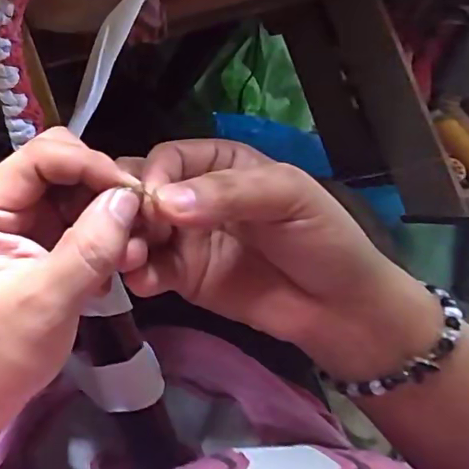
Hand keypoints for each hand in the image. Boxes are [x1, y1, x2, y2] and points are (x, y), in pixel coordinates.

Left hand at [0, 128, 146, 422]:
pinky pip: (84, 214)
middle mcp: (4, 203)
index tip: (129, 191)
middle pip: (60, 162)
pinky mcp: (46, 237)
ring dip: (109, 208)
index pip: (39, 157)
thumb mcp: (49, 300)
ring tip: (131, 248)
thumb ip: (88, 247)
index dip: (87, 163)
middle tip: (136, 215)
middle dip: (101, 182)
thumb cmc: (6, 350)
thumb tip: (127, 198)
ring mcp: (26, 219)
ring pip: (77, 186)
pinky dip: (108, 229)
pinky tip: (122, 258)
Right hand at [121, 139, 439, 379]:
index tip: (150, 202)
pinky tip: (142, 281)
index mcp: (217, 162)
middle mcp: (191, 195)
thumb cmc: (323, 237)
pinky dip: (139, 273)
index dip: (153, 175)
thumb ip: (228, 192)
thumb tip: (165, 201)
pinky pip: (148, 269)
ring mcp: (183, 237)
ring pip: (136, 228)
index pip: (168, 157)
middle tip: (124, 230)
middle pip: (141, 189)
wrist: (343, 311)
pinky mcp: (181, 276)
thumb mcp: (288, 196)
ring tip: (130, 258)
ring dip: (126, 239)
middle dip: (125, 207)